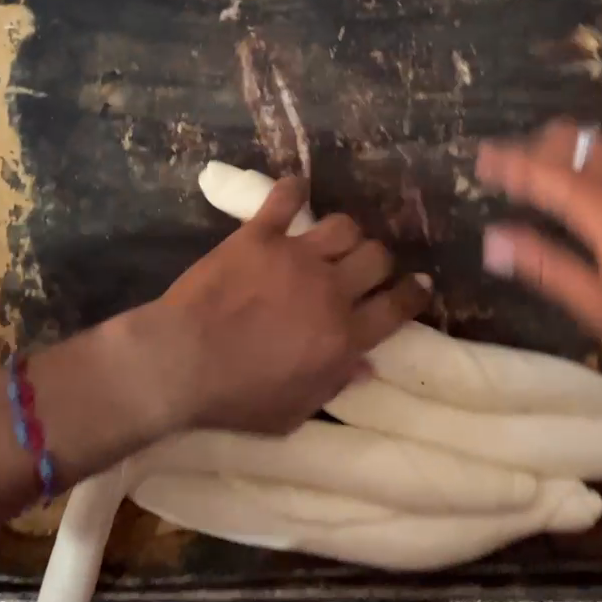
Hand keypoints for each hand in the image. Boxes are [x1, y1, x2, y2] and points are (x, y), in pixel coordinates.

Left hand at [116, 177, 430, 436]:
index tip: (419, 284)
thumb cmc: (236, 397)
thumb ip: (333, 385)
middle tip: (367, 267)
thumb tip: (366, 365)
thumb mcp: (294, 412)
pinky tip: (296, 189)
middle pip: (376, 257)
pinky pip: (284, 200)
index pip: (396, 308)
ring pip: (343, 226)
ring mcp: (294, 257)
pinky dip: (292, 190)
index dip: (414, 293)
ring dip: (345, 233)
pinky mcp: (257, 235)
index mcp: (343, 337)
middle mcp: (329, 289)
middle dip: (380, 260)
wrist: (182, 361)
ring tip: (334, 240)